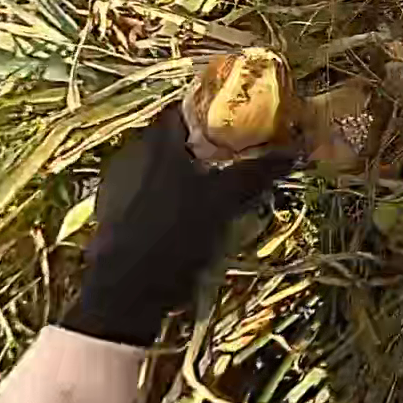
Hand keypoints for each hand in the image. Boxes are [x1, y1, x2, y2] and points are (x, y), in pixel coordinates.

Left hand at [61, 102, 292, 346]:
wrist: (126, 294)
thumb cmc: (177, 232)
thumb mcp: (226, 199)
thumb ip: (258, 171)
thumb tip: (293, 150)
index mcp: (156, 145)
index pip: (180, 109)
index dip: (206, 108)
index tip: (232, 117)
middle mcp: (130, 157)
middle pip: (169, 137)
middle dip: (198, 141)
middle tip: (229, 150)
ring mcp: (114, 187)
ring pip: (155, 164)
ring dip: (180, 167)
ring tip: (210, 181)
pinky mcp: (108, 215)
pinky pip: (143, 189)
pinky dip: (164, 191)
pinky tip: (184, 209)